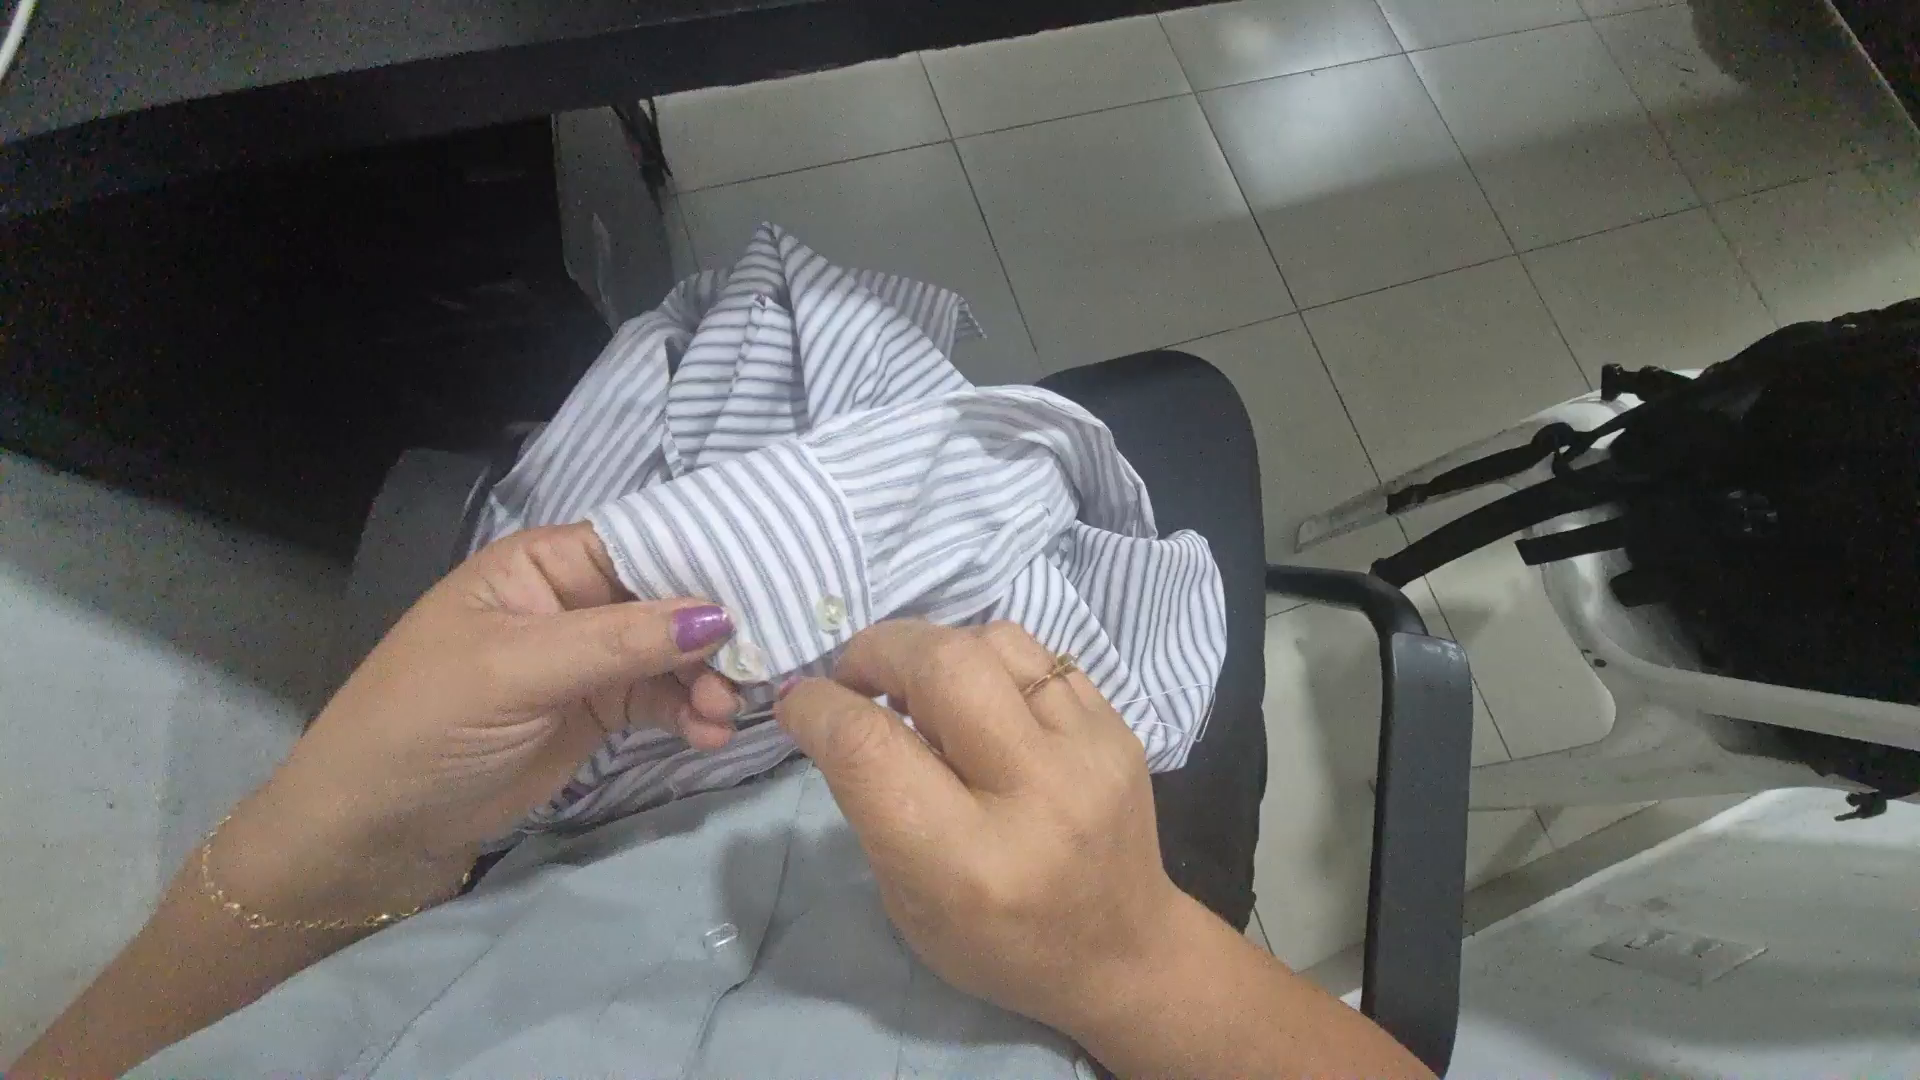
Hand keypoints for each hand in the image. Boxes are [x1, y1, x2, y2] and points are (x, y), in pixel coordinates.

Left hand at [237, 523, 743, 912]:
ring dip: (709, 680)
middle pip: (670, 602)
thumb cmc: (420, 725)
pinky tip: (710, 733)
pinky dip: (693, 713)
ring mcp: (595, 658)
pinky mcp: (604, 708)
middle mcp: (579, 600)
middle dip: (714, 633)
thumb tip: (719, 616)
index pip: (642, 545)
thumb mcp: (515, 672)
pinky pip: (666, 699)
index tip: (764, 585)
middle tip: (751, 668)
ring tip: (725, 714)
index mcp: (547, 564)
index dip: (701, 562)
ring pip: (676, 654)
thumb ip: (619, 642)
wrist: (369, 836)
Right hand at [772, 619, 1182, 1033]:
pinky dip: (989, 659)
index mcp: (968, 860)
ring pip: (993, 641)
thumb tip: (842, 706)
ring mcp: (1089, 750)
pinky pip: (1038, 654)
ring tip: (920, 683)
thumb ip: (872, 798)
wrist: (1123, 948)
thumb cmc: (998, 941)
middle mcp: (1036, 794)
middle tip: (858, 674)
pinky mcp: (1117, 725)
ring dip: (935, 647)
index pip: (873, 748)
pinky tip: (980, 695)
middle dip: (878, 650)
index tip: (801, 701)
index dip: (820, 708)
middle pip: (943, 666)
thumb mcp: (908, 897)